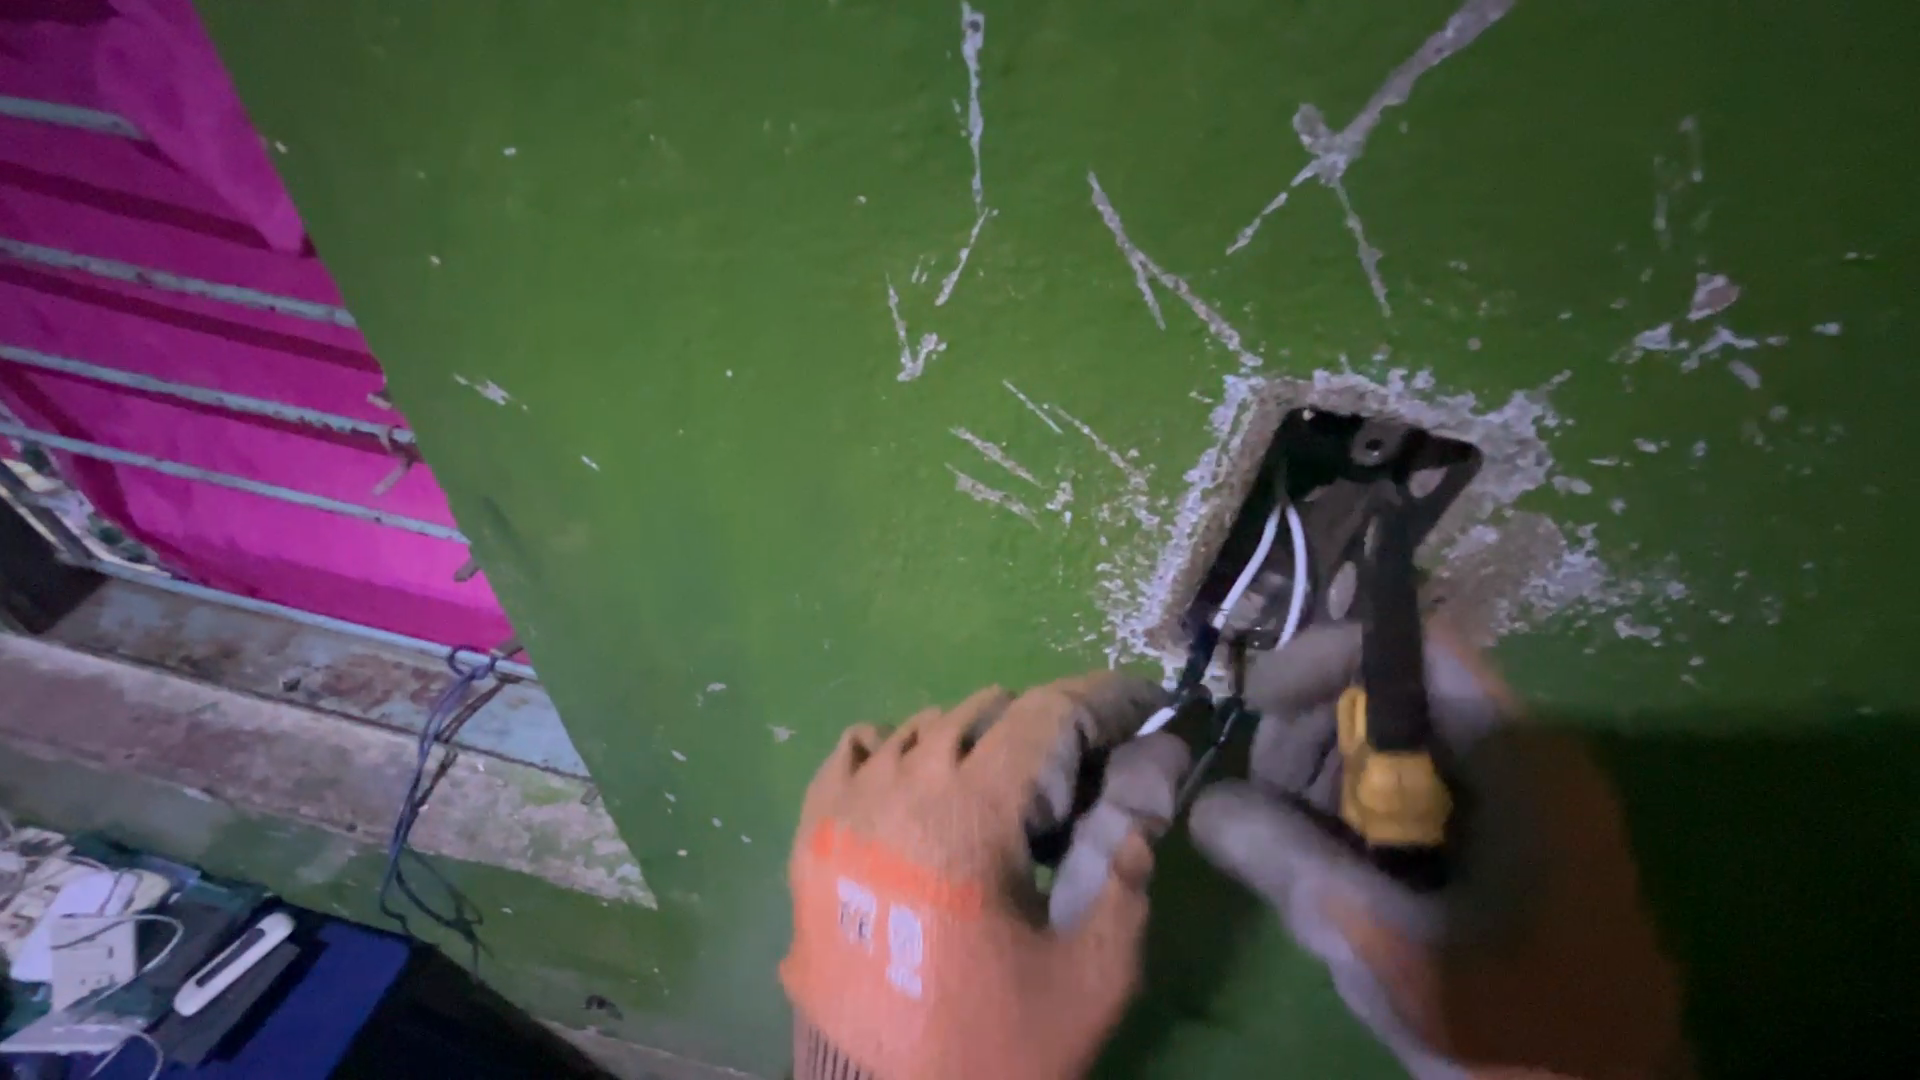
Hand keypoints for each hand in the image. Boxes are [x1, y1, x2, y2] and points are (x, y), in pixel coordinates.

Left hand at [782, 674, 1187, 1079]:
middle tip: (1074, 775)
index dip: (1102, 698)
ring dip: (976, 739)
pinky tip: (921, 784)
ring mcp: (850, 800)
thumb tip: (1148, 795)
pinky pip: (861, 746)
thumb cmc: (990, 1041)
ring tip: (1002, 787)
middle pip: (988, 709)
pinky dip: (900, 747)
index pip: (1045, 715)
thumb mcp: (1091, 977)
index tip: (1141, 704)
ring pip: (925, 724)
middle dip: (1045, 727)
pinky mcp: (813, 825)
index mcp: (972, 813)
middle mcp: (905, 784)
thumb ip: (1128, 877)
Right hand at [1187, 623, 1689, 1078]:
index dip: (1329, 654)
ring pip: (1376, 739)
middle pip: (1383, 689)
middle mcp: (1508, 759)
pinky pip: (1387, 789)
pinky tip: (1312, 856)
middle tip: (1257, 793)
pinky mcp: (1478, 838)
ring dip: (1310, 772)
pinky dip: (1335, 807)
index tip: (1256, 700)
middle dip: (1304, 727)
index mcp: (1514, 761)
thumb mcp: (1389, 945)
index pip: (1416, 648)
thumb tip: (1202, 804)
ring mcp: (1496, 799)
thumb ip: (1291, 864)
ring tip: (1279, 835)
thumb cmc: (1520, 1031)